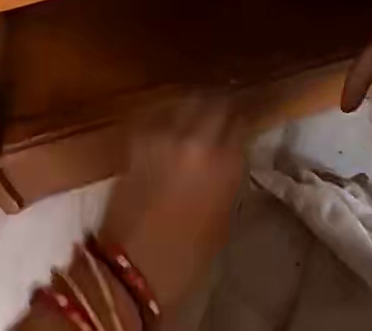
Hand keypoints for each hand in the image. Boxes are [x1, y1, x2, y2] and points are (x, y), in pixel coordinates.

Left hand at [97, 95, 245, 309]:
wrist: (130, 270)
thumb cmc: (184, 257)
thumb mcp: (221, 220)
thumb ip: (228, 180)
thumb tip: (230, 157)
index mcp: (225, 163)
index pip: (240, 121)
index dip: (241, 120)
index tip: (240, 123)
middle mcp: (198, 140)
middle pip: (215, 103)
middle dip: (220, 106)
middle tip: (220, 113)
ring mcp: (166, 135)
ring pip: (187, 100)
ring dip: (194, 104)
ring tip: (196, 112)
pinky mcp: (139, 138)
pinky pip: (159, 113)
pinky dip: (168, 114)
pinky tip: (169, 123)